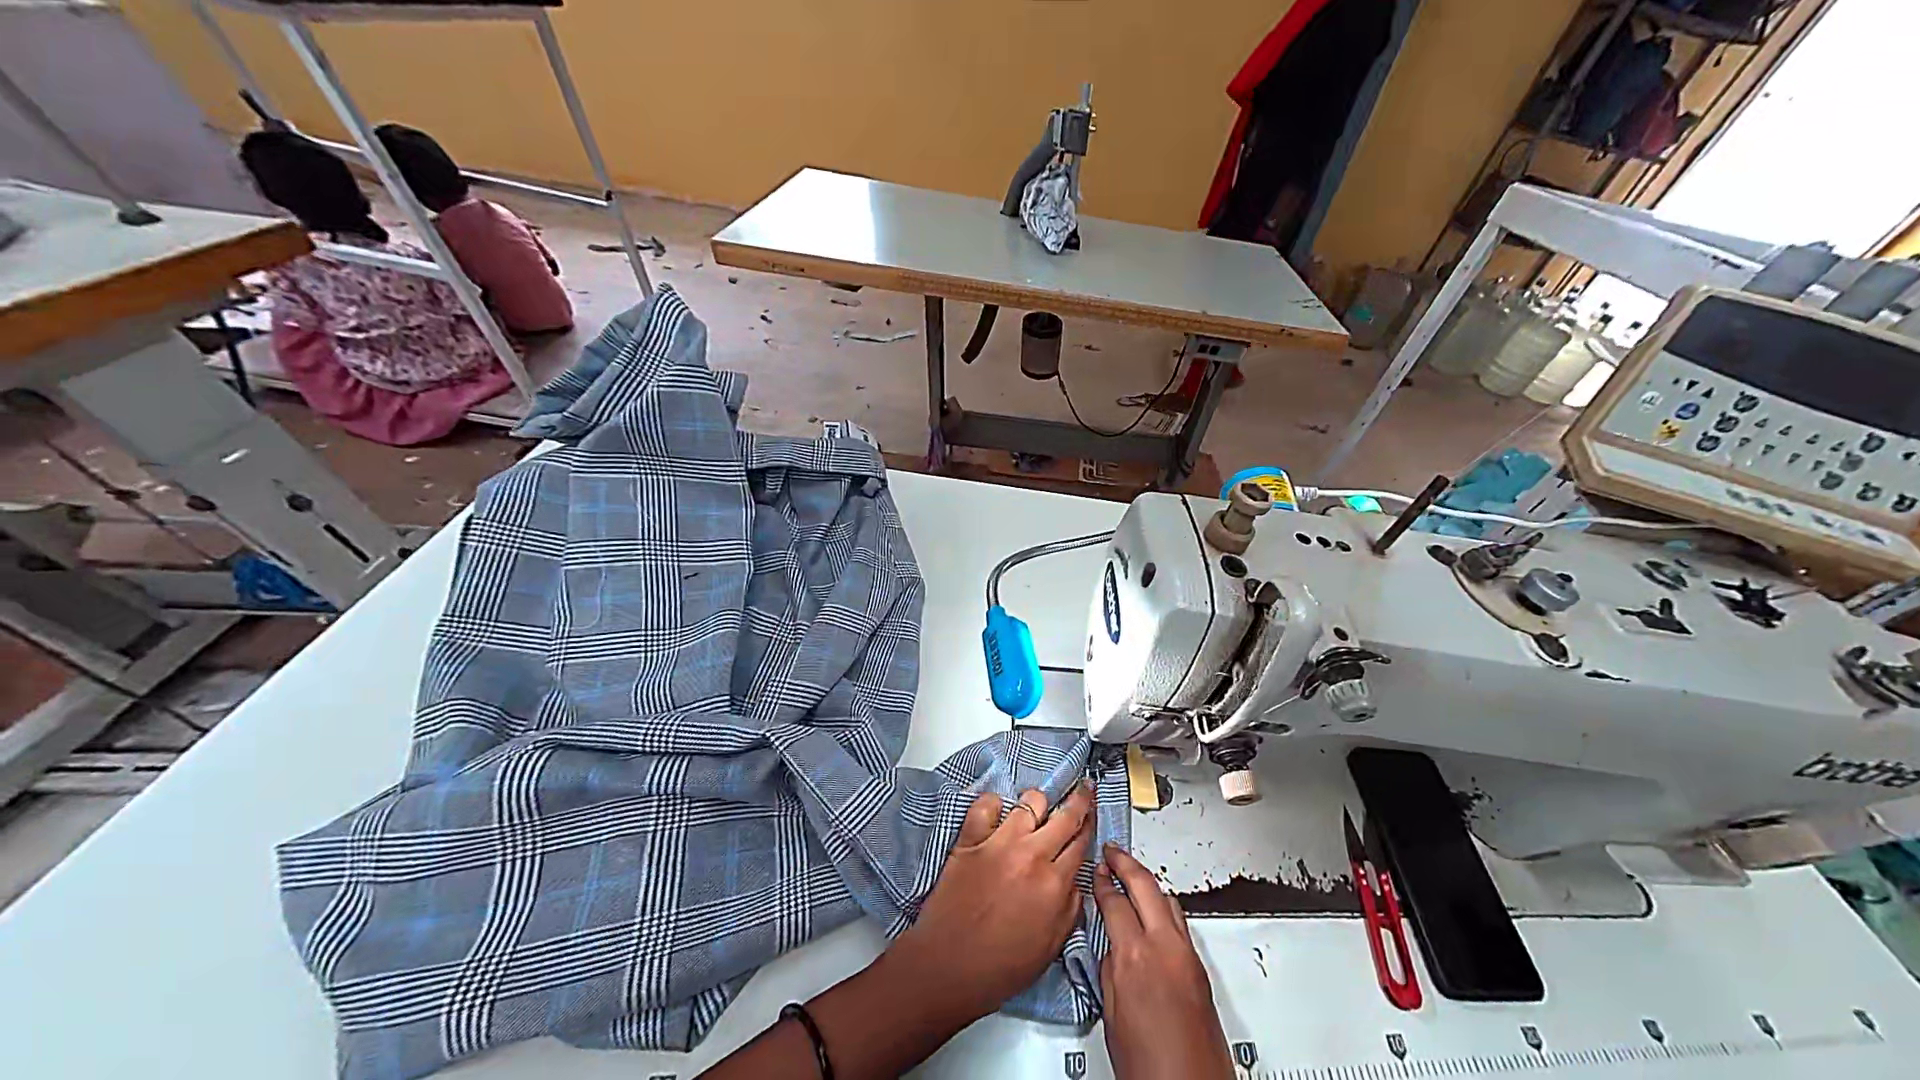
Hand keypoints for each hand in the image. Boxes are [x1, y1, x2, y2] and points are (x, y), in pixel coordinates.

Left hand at [880, 785, 1095, 1024]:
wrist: (949, 968)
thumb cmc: (999, 966)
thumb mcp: (1051, 946)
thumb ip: (1070, 908)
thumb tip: (1075, 881)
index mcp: (1054, 884)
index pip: (1081, 842)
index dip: (1090, 824)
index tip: (1092, 812)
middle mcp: (1031, 856)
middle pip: (1064, 815)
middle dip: (1079, 799)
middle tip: (1083, 789)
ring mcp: (999, 844)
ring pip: (1029, 802)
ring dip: (1037, 803)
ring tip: (1037, 807)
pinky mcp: (970, 840)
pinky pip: (985, 805)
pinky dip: (993, 803)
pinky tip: (997, 811)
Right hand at [1095, 844, 1234, 1079]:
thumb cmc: (1151, 1069)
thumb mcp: (1111, 1013)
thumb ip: (1109, 970)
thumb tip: (1109, 948)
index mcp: (1135, 957)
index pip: (1114, 901)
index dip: (1101, 882)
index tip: (1095, 871)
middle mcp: (1165, 949)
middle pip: (1145, 885)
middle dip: (1126, 863)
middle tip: (1113, 852)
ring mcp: (1186, 957)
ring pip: (1166, 899)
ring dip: (1147, 881)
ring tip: (1131, 874)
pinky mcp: (1200, 970)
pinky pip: (1179, 922)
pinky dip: (1163, 905)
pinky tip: (1153, 909)